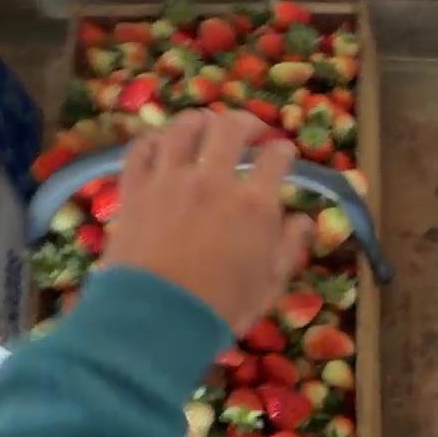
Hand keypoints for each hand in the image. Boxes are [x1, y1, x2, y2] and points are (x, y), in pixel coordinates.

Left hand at [102, 110, 312, 332]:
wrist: (158, 316)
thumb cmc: (224, 305)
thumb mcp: (272, 282)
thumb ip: (290, 246)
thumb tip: (303, 221)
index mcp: (255, 203)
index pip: (276, 158)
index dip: (284, 151)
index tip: (286, 153)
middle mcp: (213, 179)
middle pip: (229, 128)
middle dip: (247, 122)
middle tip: (254, 129)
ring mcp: (169, 179)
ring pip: (182, 128)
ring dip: (200, 121)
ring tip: (207, 125)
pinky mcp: (134, 188)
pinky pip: (142, 148)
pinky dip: (156, 139)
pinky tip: (163, 144)